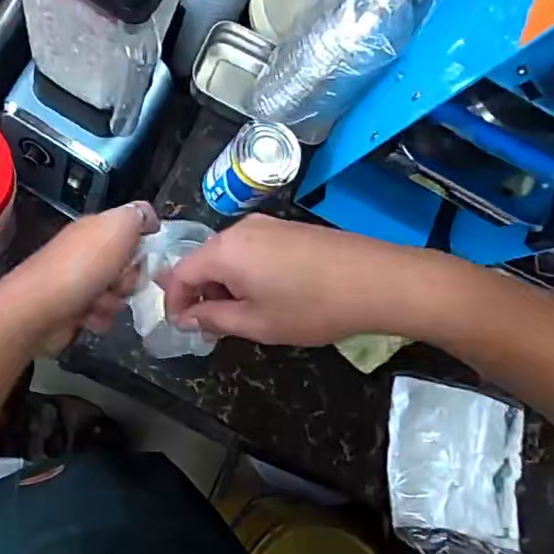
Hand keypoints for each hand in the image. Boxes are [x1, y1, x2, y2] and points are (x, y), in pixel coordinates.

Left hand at [0, 202, 157, 343]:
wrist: (38, 310)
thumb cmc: (81, 268)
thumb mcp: (117, 228)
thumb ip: (138, 216)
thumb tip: (149, 217)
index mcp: (96, 228)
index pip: (134, 230)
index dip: (144, 244)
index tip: (142, 255)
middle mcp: (87, 252)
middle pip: (129, 266)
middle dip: (130, 278)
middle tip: (117, 282)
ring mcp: (79, 281)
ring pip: (118, 293)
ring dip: (114, 301)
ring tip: (97, 303)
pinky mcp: (74, 308)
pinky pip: (103, 314)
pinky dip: (99, 318)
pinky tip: (88, 317)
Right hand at [159, 215, 446, 345]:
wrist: (378, 280)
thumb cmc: (312, 307)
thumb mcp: (256, 323)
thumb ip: (213, 319)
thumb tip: (187, 318)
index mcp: (224, 251)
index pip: (180, 273)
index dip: (174, 302)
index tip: (182, 327)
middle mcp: (240, 230)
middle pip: (203, 261)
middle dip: (200, 294)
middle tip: (213, 327)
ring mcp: (267, 225)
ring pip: (228, 256)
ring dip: (224, 285)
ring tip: (243, 315)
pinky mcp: (289, 228)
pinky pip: (251, 250)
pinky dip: (246, 274)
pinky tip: (268, 296)